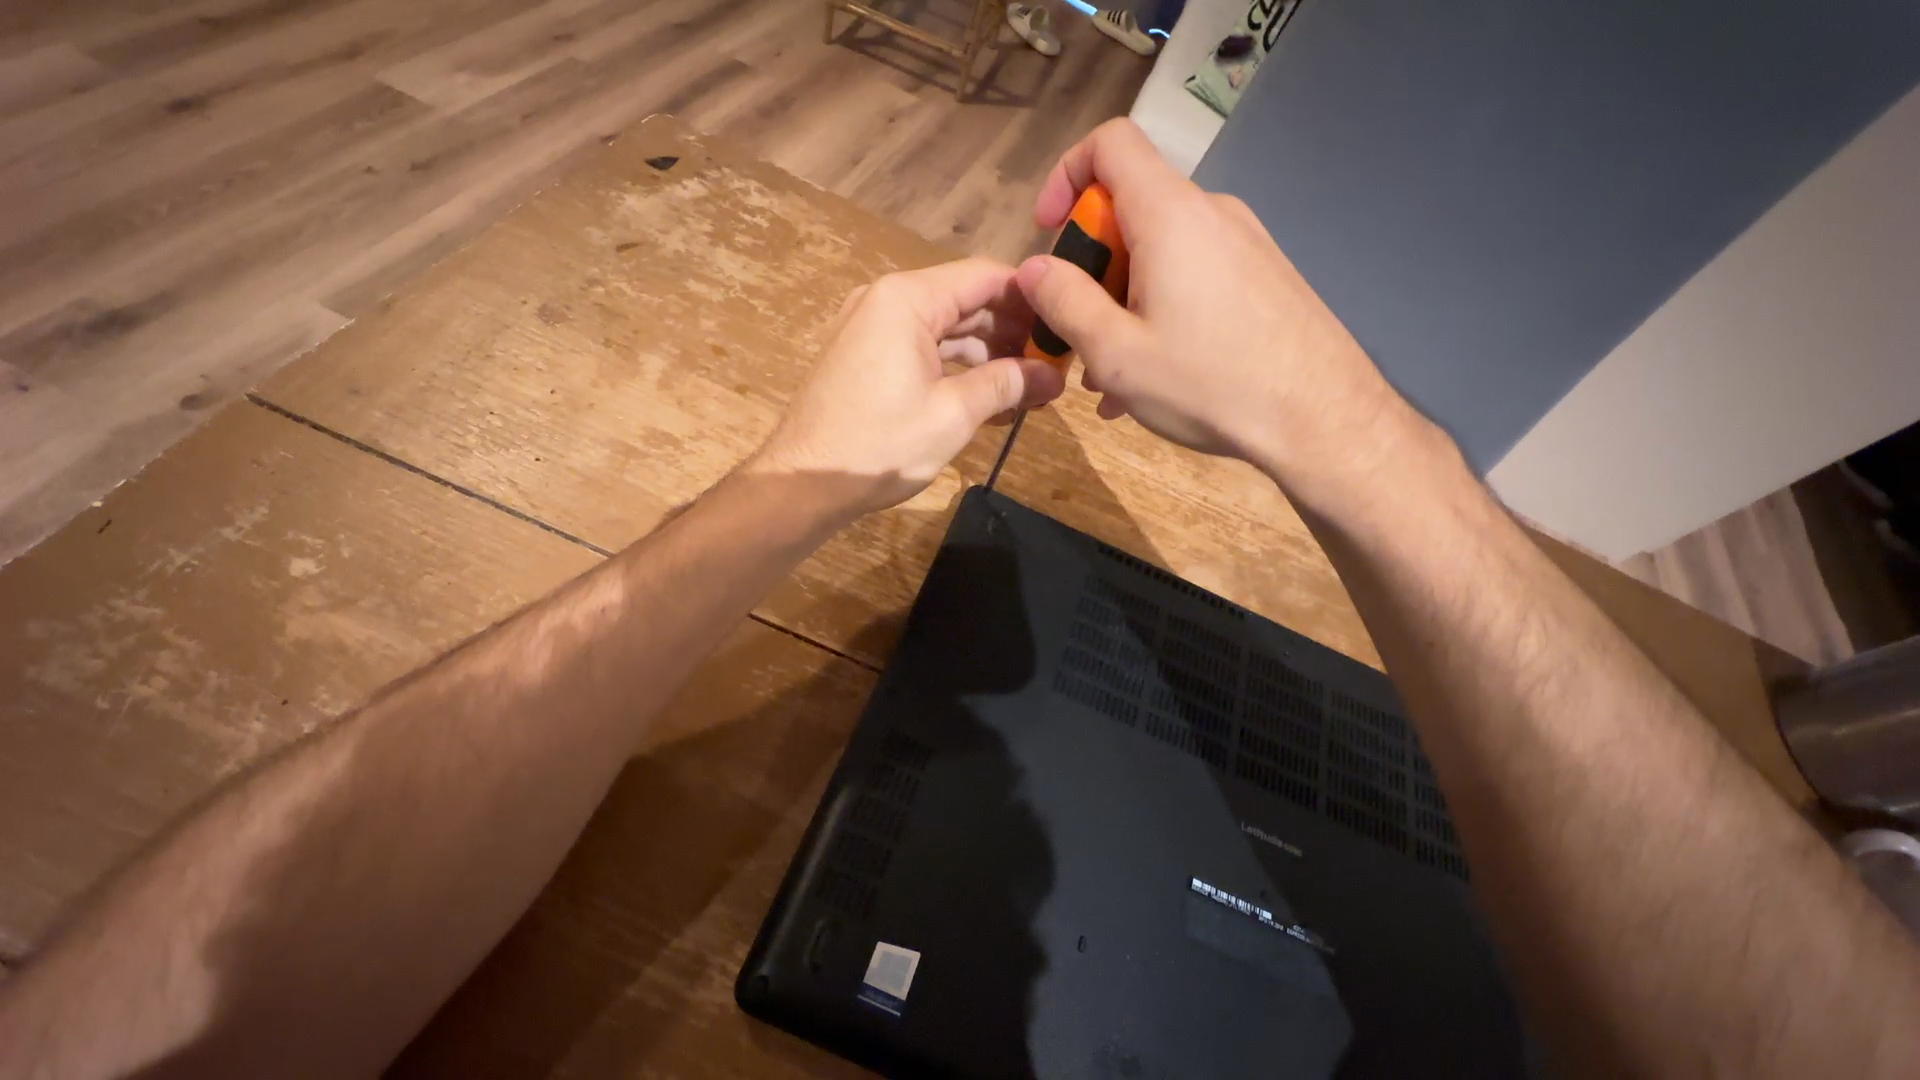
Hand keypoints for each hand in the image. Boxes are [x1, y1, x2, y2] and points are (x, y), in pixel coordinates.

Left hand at [750, 258, 1066, 516]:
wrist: (802, 482)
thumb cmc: (878, 444)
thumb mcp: (953, 415)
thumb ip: (1006, 384)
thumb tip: (1052, 376)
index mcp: (908, 298)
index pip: (986, 276)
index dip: (1032, 299)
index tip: (1068, 327)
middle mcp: (888, 300)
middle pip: (967, 300)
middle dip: (1013, 333)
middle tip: (1055, 368)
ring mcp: (873, 327)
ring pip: (947, 329)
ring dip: (988, 356)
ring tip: (1030, 390)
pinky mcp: (867, 356)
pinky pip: (923, 349)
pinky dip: (956, 369)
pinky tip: (990, 398)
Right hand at [1016, 119, 1426, 496]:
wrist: (1324, 418)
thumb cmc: (1210, 383)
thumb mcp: (1116, 352)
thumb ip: (1065, 302)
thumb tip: (1032, 268)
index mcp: (1170, 214)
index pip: (1110, 143)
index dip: (1066, 174)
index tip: (1049, 233)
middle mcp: (1211, 213)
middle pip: (1131, 208)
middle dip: (1092, 265)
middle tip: (1077, 332)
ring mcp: (1244, 244)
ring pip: (1161, 253)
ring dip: (1123, 301)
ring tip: (1109, 374)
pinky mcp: (1264, 277)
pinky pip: (1194, 278)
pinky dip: (1160, 311)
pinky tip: (1153, 377)